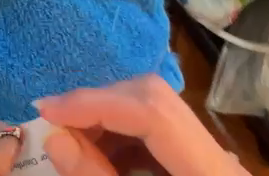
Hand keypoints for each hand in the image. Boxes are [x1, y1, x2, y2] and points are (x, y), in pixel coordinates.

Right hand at [34, 77, 253, 175]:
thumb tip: (56, 136)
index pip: (151, 112)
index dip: (95, 103)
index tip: (46, 112)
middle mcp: (222, 162)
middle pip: (154, 100)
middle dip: (98, 105)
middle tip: (55, 125)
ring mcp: (217, 167)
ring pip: (155, 113)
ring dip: (107, 122)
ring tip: (72, 147)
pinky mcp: (206, 175)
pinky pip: (161, 140)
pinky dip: (124, 142)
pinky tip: (101, 163)